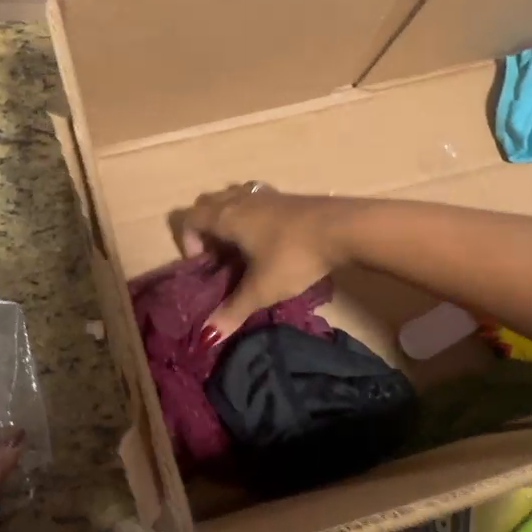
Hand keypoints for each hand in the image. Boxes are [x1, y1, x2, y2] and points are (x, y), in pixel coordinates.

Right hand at [175, 183, 355, 336]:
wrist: (343, 228)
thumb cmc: (293, 257)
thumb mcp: (261, 289)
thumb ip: (233, 311)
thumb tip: (206, 338)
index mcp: (226, 217)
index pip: (190, 218)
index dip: (188, 242)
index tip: (205, 265)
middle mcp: (240, 199)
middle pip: (207, 204)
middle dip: (206, 229)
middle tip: (220, 256)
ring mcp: (265, 194)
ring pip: (232, 197)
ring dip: (228, 218)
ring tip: (243, 246)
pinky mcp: (287, 197)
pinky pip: (255, 199)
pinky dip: (251, 214)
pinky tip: (268, 236)